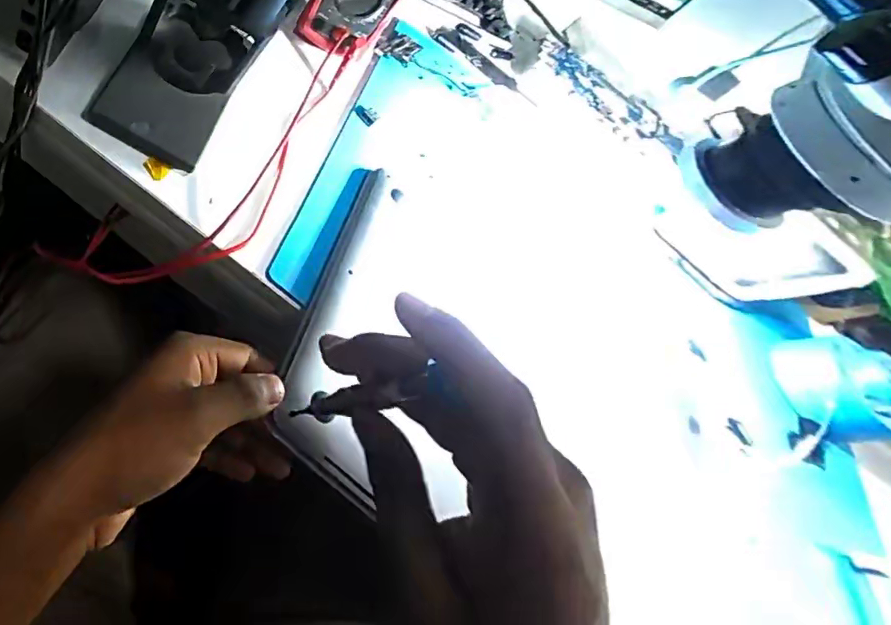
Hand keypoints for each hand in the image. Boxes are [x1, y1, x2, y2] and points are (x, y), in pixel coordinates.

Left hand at [54, 332, 291, 546]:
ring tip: (282, 469)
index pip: (241, 355)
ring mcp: (172, 407)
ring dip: (250, 440)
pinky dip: (227, 454)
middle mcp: (180, 373)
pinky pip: (206, 440)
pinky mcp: (165, 439)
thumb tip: (277, 383)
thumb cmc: (144, 442)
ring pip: (222, 417)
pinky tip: (250, 473)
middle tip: (296, 446)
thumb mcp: (198, 416)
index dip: (270, 378)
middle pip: (234, 387)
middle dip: (263, 415)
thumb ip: (241, 397)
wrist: (87, 486)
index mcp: (187, 355)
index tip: (300, 406)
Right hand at [322, 294, 604, 624]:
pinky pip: (480, 422)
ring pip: (475, 400)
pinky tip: (390, 395)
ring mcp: (549, 478)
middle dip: (404, 357)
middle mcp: (554, 480)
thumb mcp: (424, 586)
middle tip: (336, 352)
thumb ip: (395, 492)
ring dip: (411, 375)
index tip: (402, 304)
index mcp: (537, 514)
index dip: (453, 343)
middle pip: (478, 391)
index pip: (501, 402)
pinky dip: (431, 401)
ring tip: (349, 365)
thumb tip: (366, 414)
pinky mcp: (535, 480)